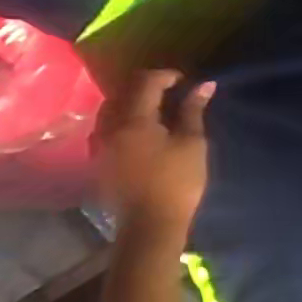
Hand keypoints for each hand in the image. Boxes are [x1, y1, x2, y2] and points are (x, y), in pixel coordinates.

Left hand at [95, 70, 214, 258]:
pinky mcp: (98, 159)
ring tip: (155, 109)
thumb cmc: (177, 182)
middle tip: (171, 91)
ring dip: (132, 101)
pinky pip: (106, 126)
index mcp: (133, 119)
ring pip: (111, 108)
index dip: (166, 75)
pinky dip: (122, 118)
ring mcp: (99, 144)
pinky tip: (139, 130)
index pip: (146, 82)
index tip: (185, 81)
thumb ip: (192, 110)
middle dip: (147, 85)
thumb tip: (204, 84)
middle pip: (123, 91)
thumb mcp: (192, 143)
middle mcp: (109, 126)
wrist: (150, 225)